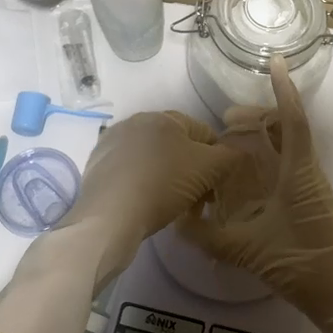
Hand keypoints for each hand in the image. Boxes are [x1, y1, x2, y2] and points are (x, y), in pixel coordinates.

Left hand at [75, 111, 248, 249]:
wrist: (109, 215)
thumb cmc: (162, 185)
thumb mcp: (208, 169)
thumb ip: (229, 157)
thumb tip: (236, 153)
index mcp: (165, 116)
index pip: (204, 133)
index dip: (216, 161)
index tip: (215, 188)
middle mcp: (136, 121)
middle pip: (176, 145)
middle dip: (190, 170)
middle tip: (195, 200)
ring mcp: (112, 143)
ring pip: (152, 159)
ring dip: (166, 177)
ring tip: (169, 205)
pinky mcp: (96, 166)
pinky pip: (130, 172)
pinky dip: (141, 184)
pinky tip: (143, 204)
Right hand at [179, 59, 332, 332]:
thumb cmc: (300, 266)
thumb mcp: (248, 251)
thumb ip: (209, 238)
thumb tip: (176, 223)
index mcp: (298, 174)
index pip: (293, 121)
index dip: (284, 90)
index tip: (275, 62)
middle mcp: (307, 172)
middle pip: (288, 127)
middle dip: (260, 114)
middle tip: (227, 120)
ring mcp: (311, 185)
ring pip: (289, 145)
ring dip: (263, 134)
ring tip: (231, 139)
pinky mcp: (310, 199)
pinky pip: (288, 163)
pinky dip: (267, 155)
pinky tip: (245, 170)